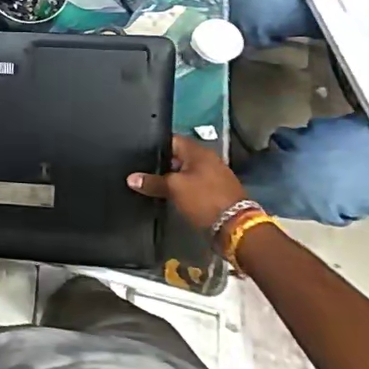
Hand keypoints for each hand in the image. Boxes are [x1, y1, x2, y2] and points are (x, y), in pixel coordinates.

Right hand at [127, 135, 248, 234]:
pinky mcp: (216, 191)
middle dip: (160, 163)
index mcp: (199, 151)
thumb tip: (131, 178)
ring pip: (184, 171)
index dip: (153, 144)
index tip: (137, 152)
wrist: (236, 228)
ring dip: (171, 177)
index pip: (170, 139)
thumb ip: (151, 181)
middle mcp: (208, 160)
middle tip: (141, 169)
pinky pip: (192, 184)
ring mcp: (214, 176)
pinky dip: (181, 188)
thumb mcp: (173, 188)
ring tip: (152, 183)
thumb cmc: (204, 199)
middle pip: (177, 156)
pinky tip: (169, 194)